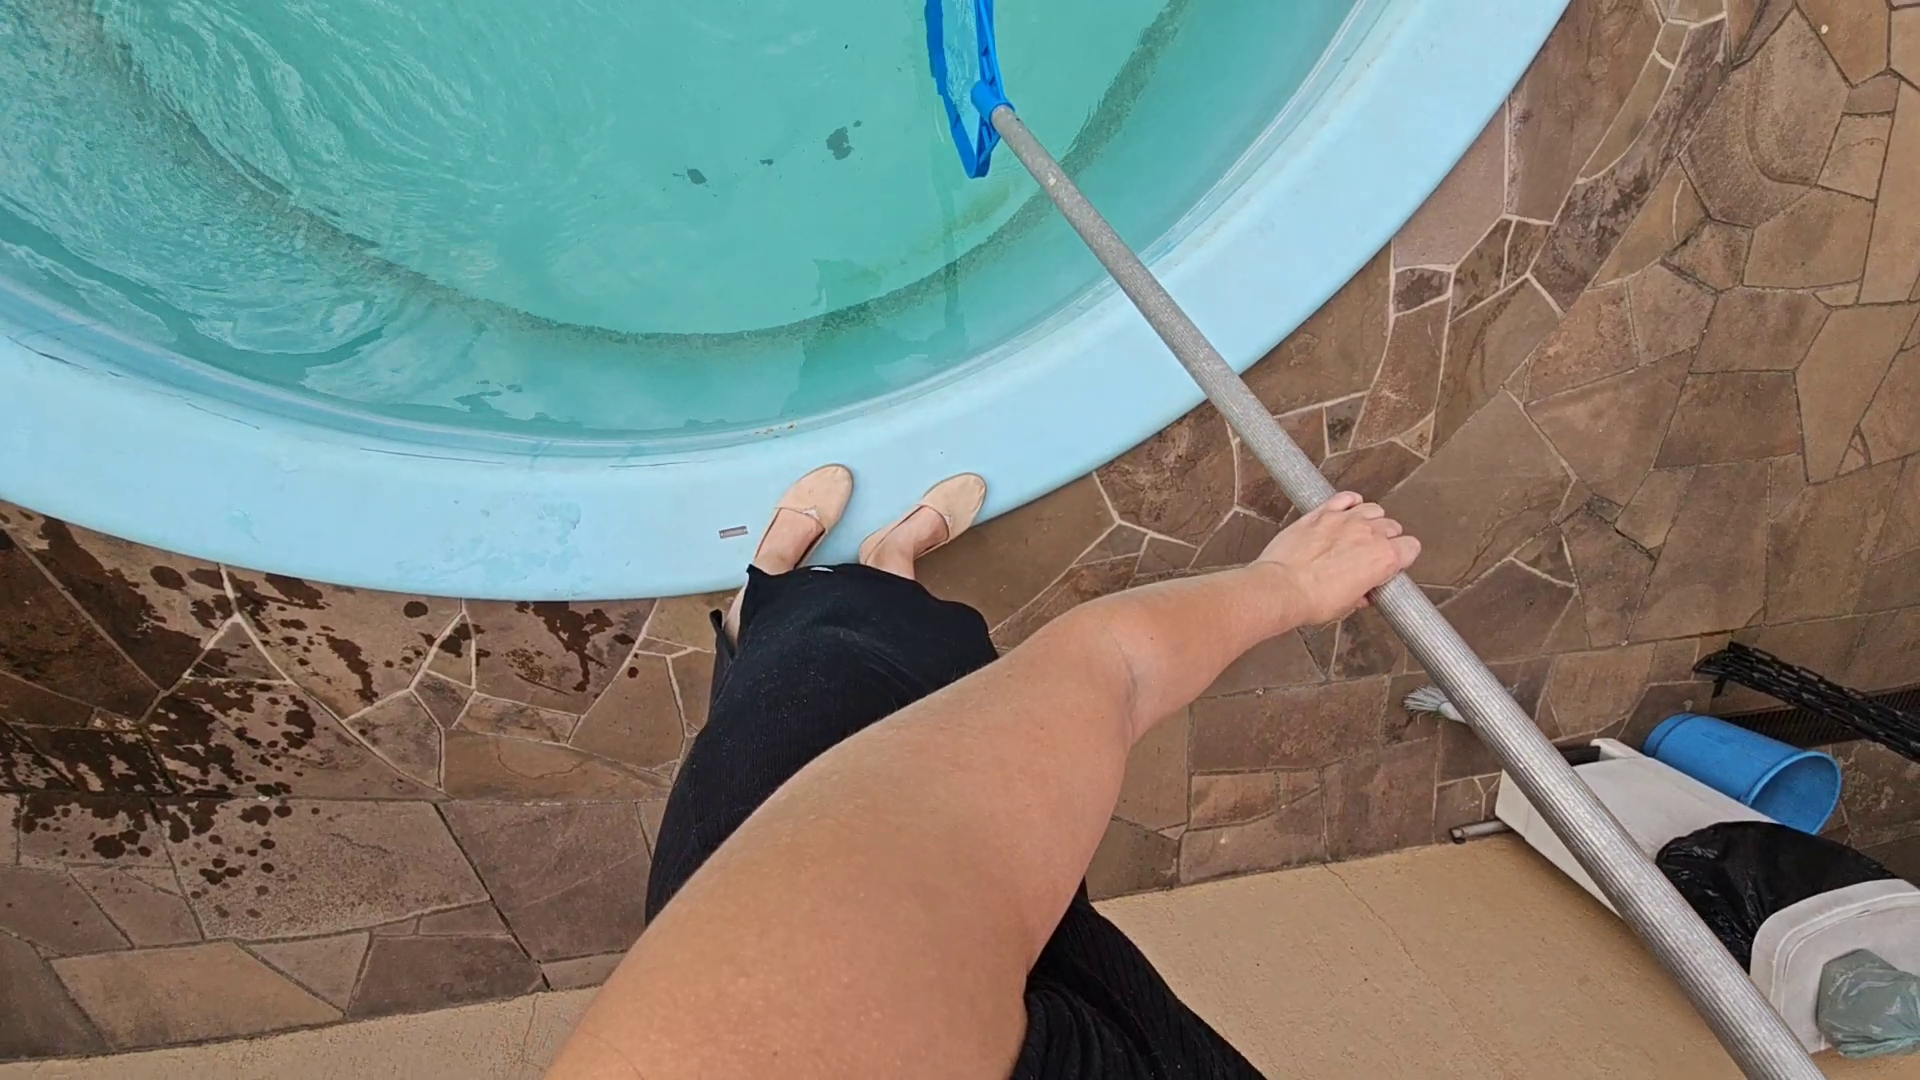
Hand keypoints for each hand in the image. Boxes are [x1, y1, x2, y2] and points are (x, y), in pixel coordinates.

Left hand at [1251, 491, 1419, 625]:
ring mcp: (1344, 520)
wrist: (1282, 588)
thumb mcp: (1348, 604)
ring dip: (1369, 518)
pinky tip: (1346, 508)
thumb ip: (1362, 591)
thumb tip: (1363, 592)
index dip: (1402, 556)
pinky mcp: (1321, 513)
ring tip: (1358, 531)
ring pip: (1371, 509)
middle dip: (1385, 538)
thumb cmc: (1313, 599)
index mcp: (1384, 558)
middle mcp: (1369, 534)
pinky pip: (1344, 497)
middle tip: (1370, 550)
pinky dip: (1348, 501)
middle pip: (1392, 526)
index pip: (1411, 547)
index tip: (1392, 562)